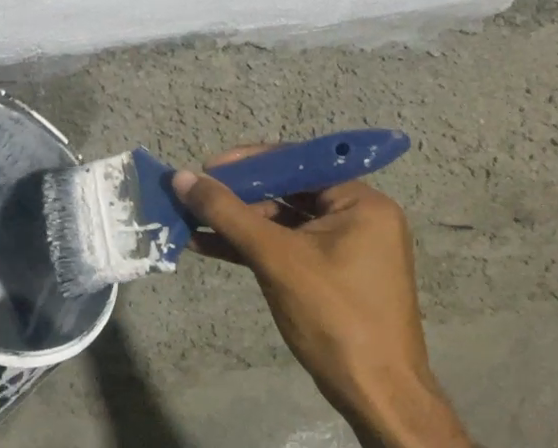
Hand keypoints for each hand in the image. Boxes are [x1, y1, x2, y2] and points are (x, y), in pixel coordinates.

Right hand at [174, 146, 470, 447]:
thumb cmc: (334, 314)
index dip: (250, 162)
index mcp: (361, 204)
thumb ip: (226, 212)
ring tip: (189, 219)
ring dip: (235, 221)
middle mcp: (357, 218)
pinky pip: (283, 245)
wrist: (377, 395)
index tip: (208, 168)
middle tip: (194, 195)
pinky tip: (206, 244)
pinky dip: (248, 244)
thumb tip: (181, 176)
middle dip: (236, 194)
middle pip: (286, 191)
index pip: (299, 163)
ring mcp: (344, 248)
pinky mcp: (329, 274)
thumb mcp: (275, 256)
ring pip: (279, 220)